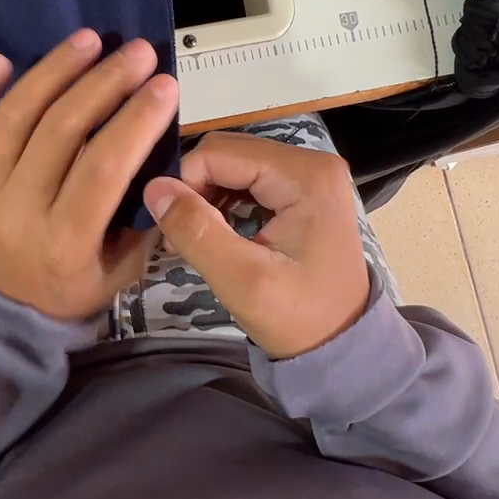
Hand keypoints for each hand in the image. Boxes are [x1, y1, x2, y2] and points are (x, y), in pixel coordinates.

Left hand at [0, 29, 177, 318]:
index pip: (104, 166)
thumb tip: (167, 161)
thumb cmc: (64, 290)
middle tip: (138, 52)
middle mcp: (14, 213)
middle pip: (62, 130)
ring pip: (14, 116)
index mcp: (63, 242)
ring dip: (54, 69)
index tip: (165, 84)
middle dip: (106, 82)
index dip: (137, 119)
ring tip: (88, 40)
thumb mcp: (117, 275)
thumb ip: (145, 225)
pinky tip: (2, 59)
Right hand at [142, 132, 369, 357]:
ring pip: (232, 163)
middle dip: (194, 189)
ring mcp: (308, 174)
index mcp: (305, 176)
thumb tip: (154, 187)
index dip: (184, 184)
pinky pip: (246, 178)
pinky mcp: (301, 188)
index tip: (172, 231)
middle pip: (226, 152)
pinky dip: (222, 200)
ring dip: (205, 196)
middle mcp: (310, 162)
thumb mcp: (243, 281)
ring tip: (194, 239)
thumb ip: (197, 232)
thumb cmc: (300, 318)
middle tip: (180, 237)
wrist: (344, 345)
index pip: (219, 153)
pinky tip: (215, 233)